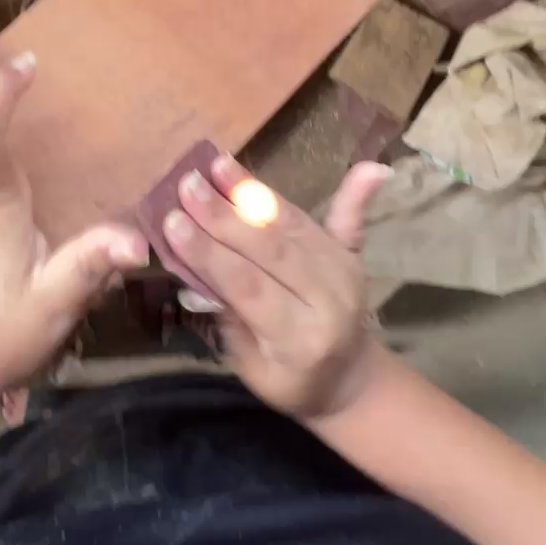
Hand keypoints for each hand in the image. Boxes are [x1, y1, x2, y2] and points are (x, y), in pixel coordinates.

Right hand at [164, 154, 392, 420]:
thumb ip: (226, 315)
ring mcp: (345, 273)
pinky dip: (357, 193)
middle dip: (223, 214)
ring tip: (218, 163)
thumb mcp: (249, 366)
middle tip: (187, 183)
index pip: (246, 285)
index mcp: (299, 339)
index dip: (209, 252)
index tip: (173, 220)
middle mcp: (328, 301)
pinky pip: (351, 220)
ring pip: (293, 225)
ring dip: (253, 191)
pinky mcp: (353, 255)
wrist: (350, 381)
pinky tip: (372, 168)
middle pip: (269, 248)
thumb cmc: (288, 378)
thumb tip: (190, 267)